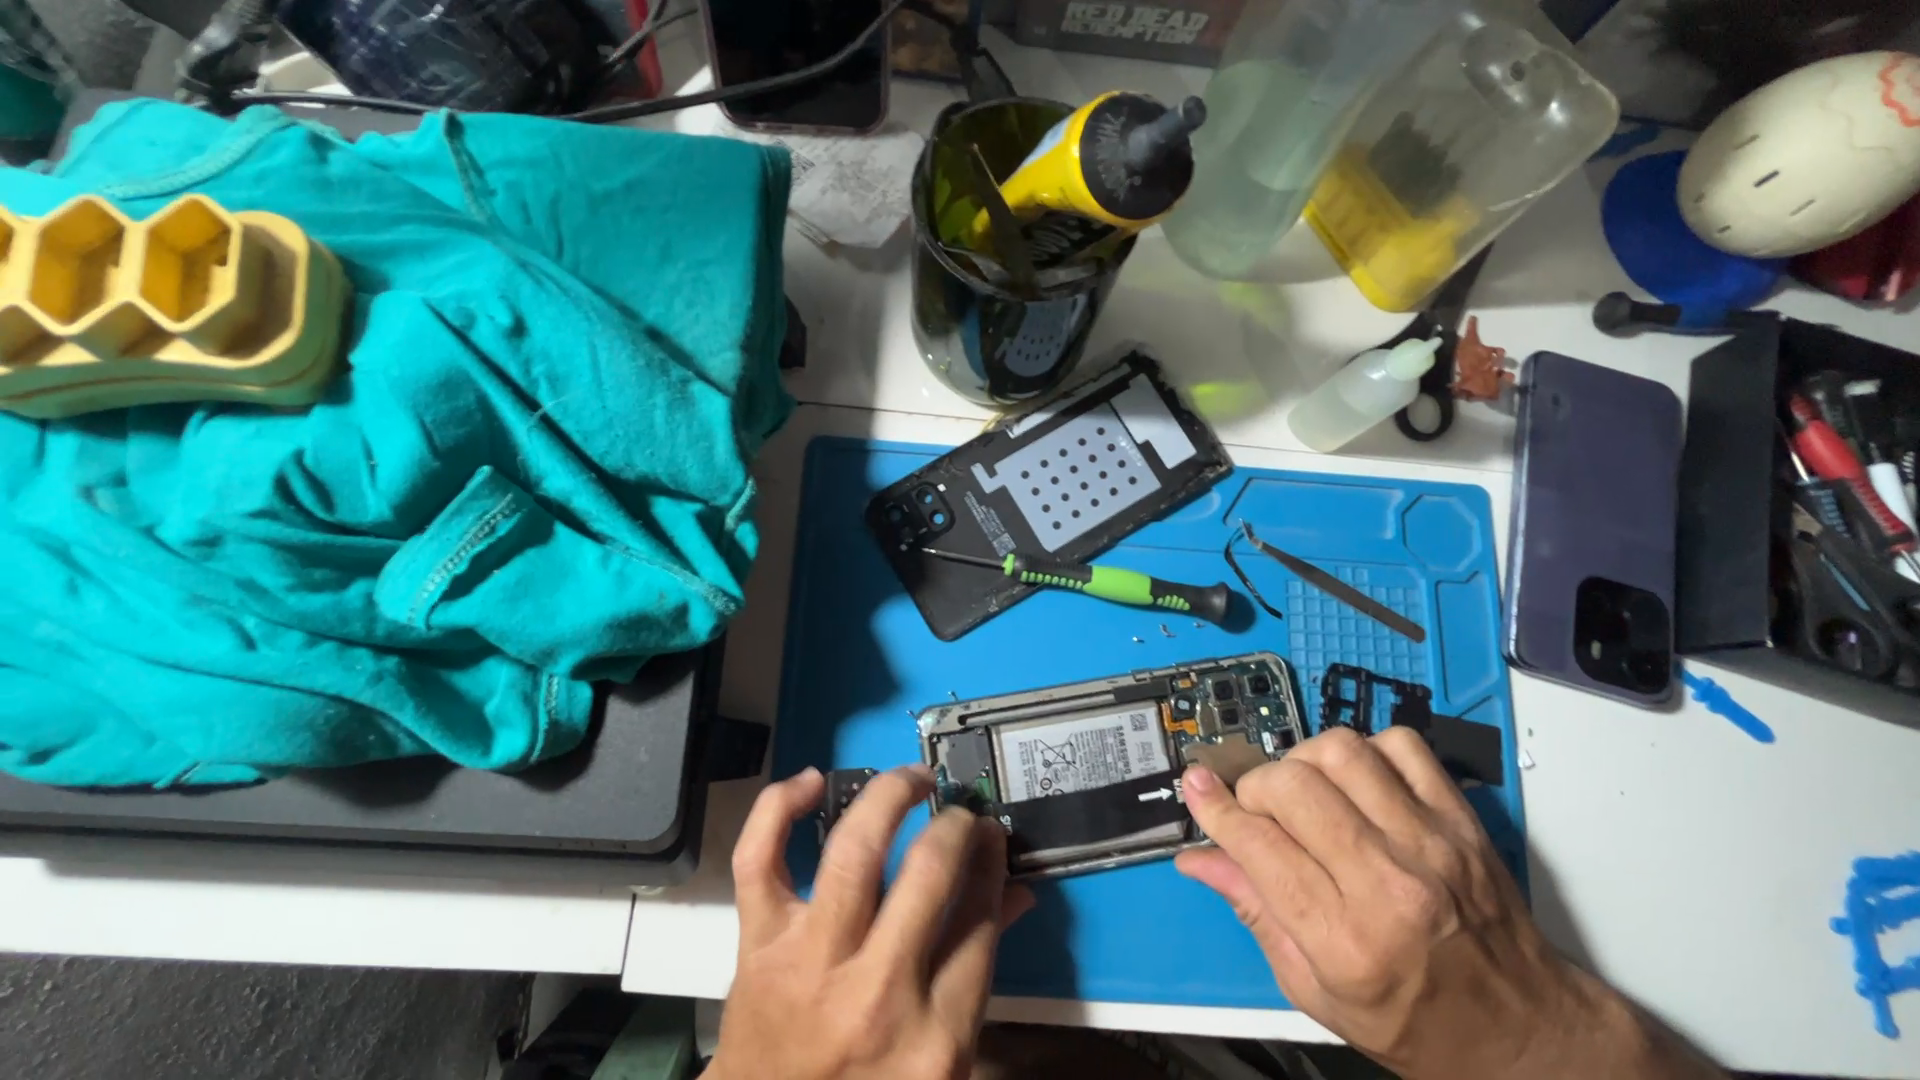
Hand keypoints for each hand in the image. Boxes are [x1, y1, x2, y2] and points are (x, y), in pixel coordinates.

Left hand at [709, 766, 1034, 1079]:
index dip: (991, 861)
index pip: (978, 919)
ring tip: (912, 777)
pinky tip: (812, 781)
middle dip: (955, 827)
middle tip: (960, 810)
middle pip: (927, 876)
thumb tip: (1015, 890)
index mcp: (934, 1033)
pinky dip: (779, 809)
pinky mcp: (755, 944)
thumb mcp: (943, 1055)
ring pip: (852, 854)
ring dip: (889, 798)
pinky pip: (759, 859)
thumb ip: (977, 969)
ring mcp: (809, 962)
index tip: (991, 833)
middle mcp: (875, 992)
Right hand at [1177, 727, 1722, 1079]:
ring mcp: (1432, 843)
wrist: (1523, 1033)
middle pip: (1292, 787)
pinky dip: (1365, 750)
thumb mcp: (1315, 990)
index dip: (1214, 807)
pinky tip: (1357, 782)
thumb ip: (1253, 911)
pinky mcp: (1461, 819)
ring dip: (1305, 761)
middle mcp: (1388, 883)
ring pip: (1340, 751)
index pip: (1258, 845)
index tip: (1195, 786)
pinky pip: (1401, 745)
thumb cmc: (1411, 1021)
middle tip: (1258, 809)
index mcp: (1344, 940)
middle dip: (1256, 787)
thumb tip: (1196, 858)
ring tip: (1306, 792)